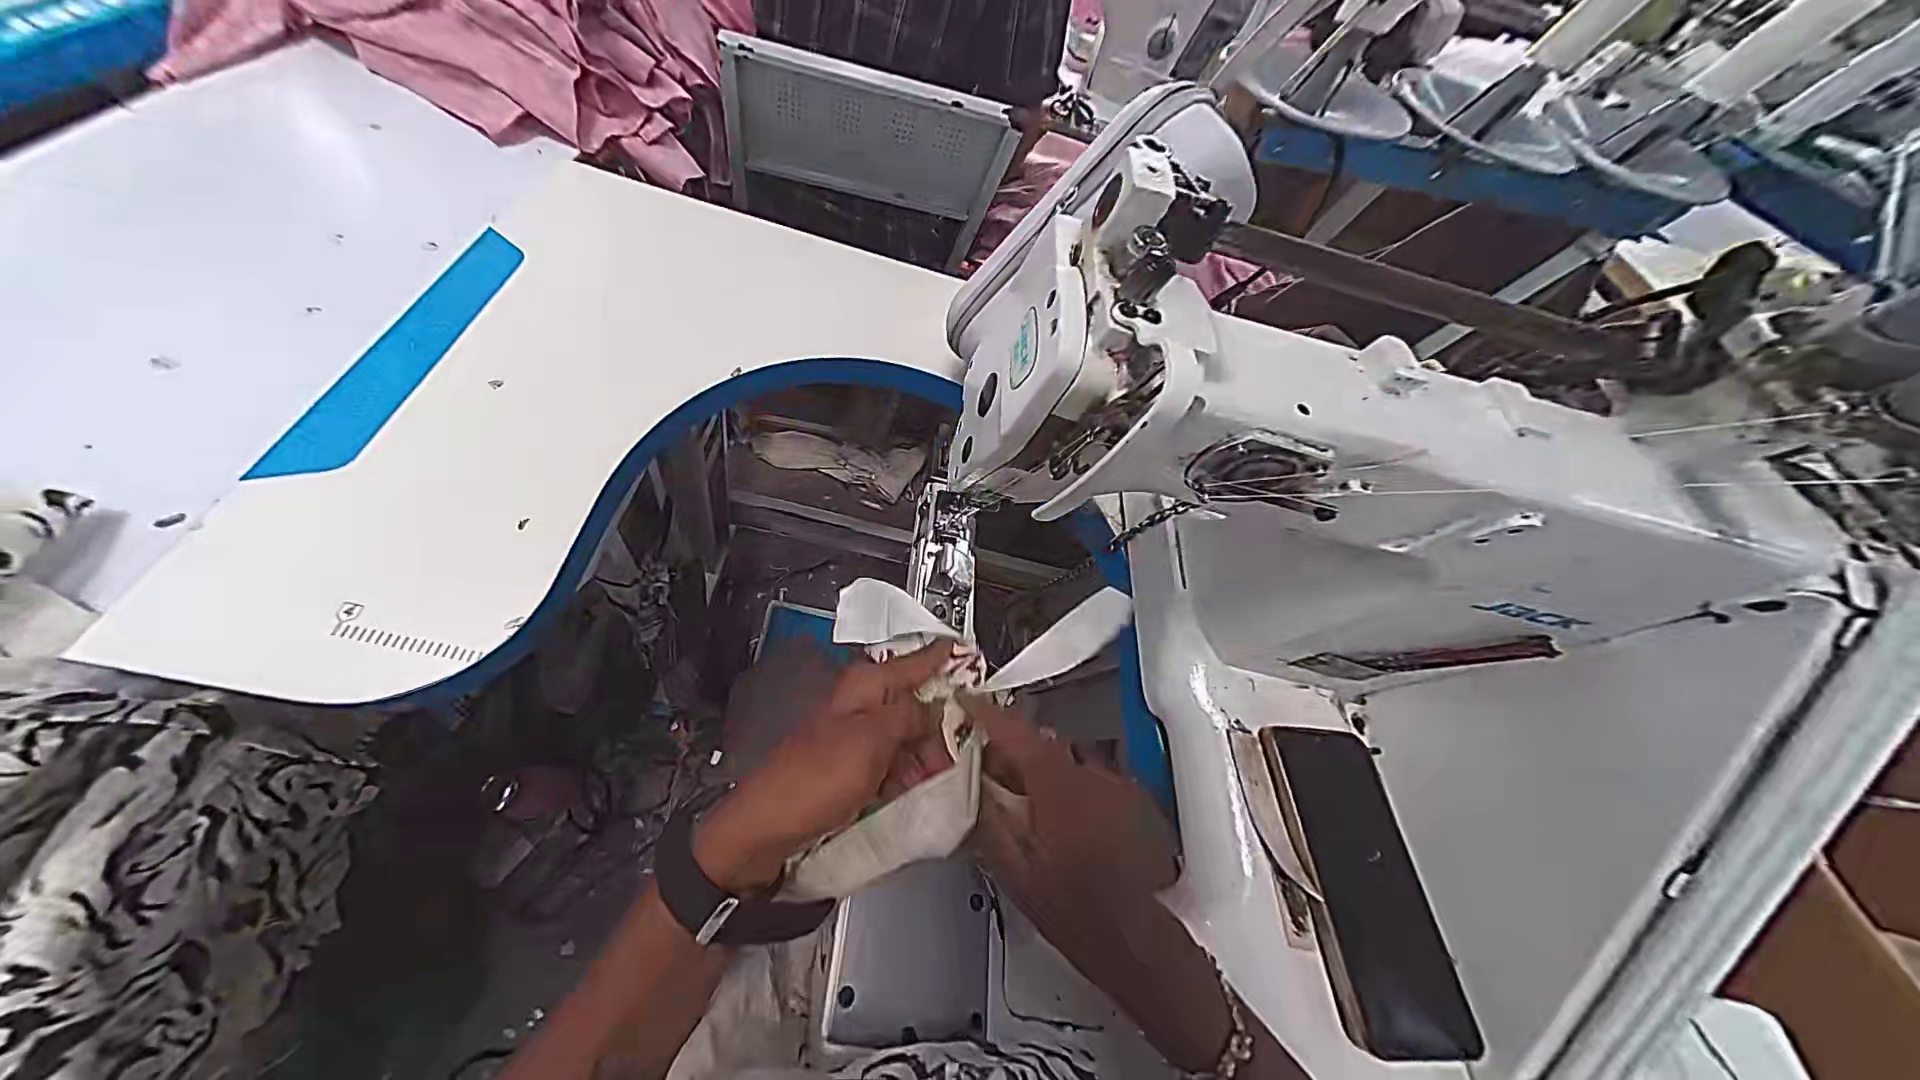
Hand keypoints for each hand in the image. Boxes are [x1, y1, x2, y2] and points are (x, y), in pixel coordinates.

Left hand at [694, 642, 959, 889]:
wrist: (770, 826)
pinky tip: (920, 787)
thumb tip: (939, 708)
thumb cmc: (815, 778)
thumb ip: (913, 715)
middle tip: (963, 747)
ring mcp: (862, 733)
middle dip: (944, 725)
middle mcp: (865, 702)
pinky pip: (897, 759)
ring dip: (930, 753)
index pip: (921, 659)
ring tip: (942, 775)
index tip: (979, 663)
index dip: (952, 659)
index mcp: (867, 683)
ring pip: (912, 733)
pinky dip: (911, 771)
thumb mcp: (874, 739)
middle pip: (920, 701)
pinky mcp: (857, 762)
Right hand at [964, 691, 1177, 898]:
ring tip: (1034, 808)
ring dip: (1048, 774)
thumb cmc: (1078, 911)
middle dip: (1015, 755)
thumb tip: (968, 788)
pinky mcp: (1135, 802)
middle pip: (1042, 746)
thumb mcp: (1015, 870)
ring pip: (1070, 763)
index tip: (968, 704)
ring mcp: (1117, 787)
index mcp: (1057, 785)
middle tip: (993, 776)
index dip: (986, 714)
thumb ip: (986, 820)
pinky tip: (1072, 824)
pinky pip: (1096, 781)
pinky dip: (1078, 790)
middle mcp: (1091, 776)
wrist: (1138, 940)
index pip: (1015, 733)